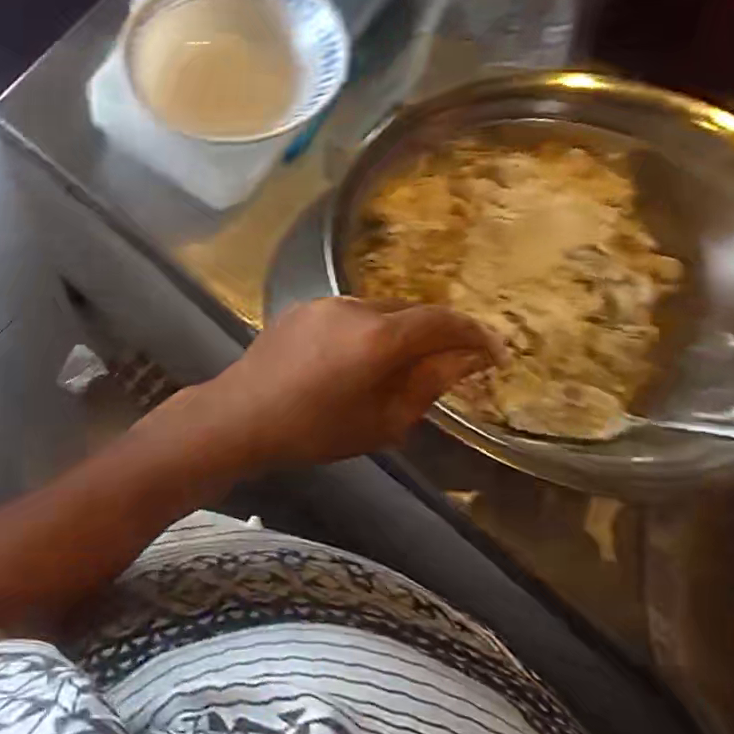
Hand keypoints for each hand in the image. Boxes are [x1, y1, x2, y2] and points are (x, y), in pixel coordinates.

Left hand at [166, 297, 501, 469]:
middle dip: (437, 333)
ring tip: (401, 365)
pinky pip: (347, 314)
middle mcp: (352, 307)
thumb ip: (429, 382)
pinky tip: (357, 358)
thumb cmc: (314, 430)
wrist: (240, 415)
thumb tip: (467, 357)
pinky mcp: (299, 309)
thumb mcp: (383, 421)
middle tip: (451, 362)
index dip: (473, 335)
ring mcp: (321, 304)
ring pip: (378, 310)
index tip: (492, 353)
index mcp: (377, 335)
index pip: (442, 321)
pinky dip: (366, 329)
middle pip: (410, 311)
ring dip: (399, 330)